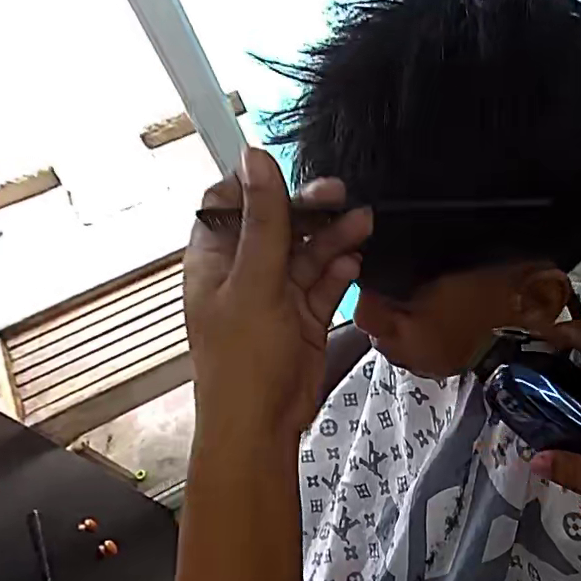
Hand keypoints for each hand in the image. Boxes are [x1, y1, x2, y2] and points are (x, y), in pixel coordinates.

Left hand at [182, 149, 371, 445]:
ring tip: (364, 223)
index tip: (290, 173)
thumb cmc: (243, 360)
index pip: (231, 204)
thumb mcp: (254, 283)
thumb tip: (256, 159)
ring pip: (307, 256)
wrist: (262, 422)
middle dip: (309, 211)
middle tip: (342, 196)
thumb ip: (265, 222)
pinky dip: (338, 273)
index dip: (259, 185)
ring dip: (334, 239)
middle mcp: (245, 273)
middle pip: (278, 227)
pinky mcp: (304, 319)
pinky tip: (354, 262)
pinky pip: (323, 286)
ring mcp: (276, 297)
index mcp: (215, 259)